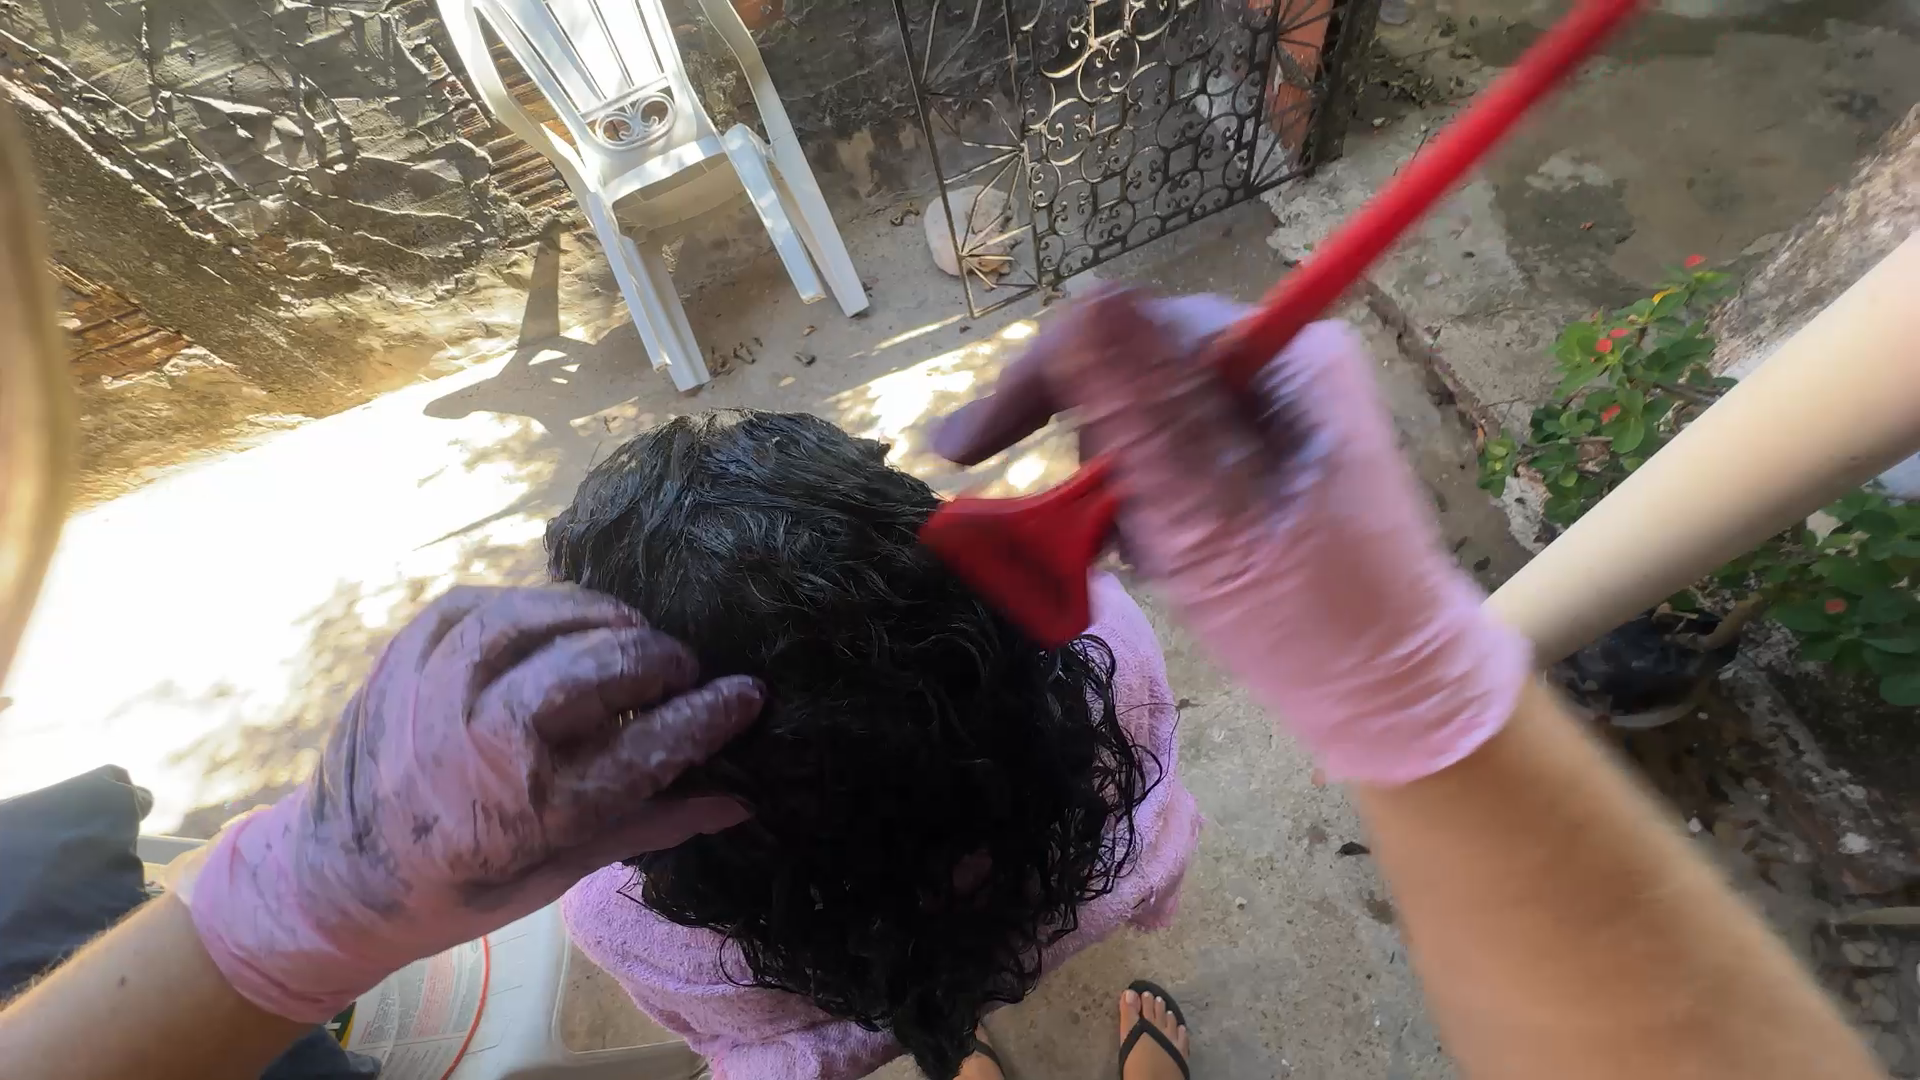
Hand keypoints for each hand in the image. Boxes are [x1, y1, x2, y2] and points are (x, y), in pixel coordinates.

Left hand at [183, 585, 764, 1020]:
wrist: (330, 878)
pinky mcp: (404, 654)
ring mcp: (431, 691)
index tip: (749, 693)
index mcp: (528, 812)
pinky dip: (538, 602)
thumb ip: (655, 824)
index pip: (645, 749)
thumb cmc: (467, 882)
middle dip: (657, 659)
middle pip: (592, 671)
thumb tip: (741, 801)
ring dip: (603, 617)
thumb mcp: (565, 870)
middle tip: (682, 668)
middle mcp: (478, 747)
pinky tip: (567, 620)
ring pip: (536, 621)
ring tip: (633, 633)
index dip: (709, 715)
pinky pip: (482, 601)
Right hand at [935, 289, 1529, 784]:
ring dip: (1125, 494)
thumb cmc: (1318, 621)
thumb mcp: (1215, 519)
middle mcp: (1270, 369)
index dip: (1040, 379)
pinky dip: (1146, 512)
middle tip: (1100, 530)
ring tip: (1159, 557)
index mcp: (1278, 359)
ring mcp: (1262, 414)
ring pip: (1138, 425)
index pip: (1127, 329)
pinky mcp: (1251, 458)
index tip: (968, 449)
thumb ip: (1146, 414)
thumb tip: (1079, 308)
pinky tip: (1171, 554)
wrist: (1389, 695)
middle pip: (1128, 374)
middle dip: (1099, 457)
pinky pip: (1163, 461)